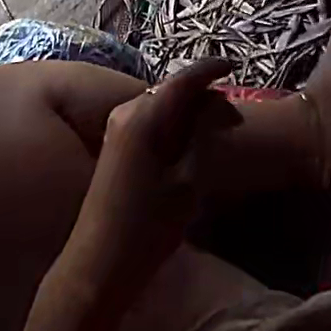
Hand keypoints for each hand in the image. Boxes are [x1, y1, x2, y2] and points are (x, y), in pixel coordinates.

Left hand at [60, 58, 239, 290]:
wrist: (98, 265)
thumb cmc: (148, 228)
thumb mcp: (188, 182)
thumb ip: (202, 136)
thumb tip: (214, 106)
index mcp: (144, 118)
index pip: (183, 80)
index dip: (209, 69)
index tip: (233, 65)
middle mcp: (126, 112)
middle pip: (171, 89)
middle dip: (201, 94)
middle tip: (231, 113)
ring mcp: (116, 126)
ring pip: (160, 102)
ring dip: (186, 108)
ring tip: (215, 125)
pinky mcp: (114, 142)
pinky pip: (149, 116)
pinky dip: (171, 119)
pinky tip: (187, 137)